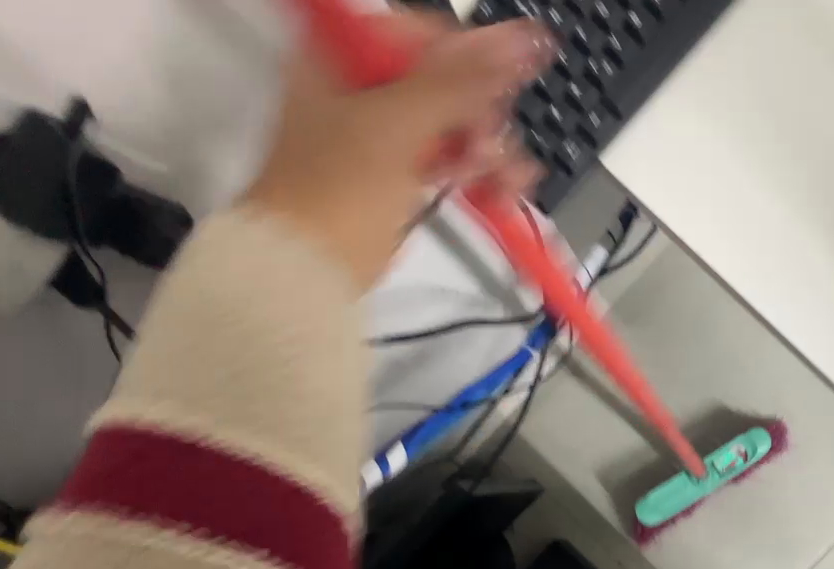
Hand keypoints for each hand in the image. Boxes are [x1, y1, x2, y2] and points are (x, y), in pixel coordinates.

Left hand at [243, 14, 554, 288]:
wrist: (310, 268)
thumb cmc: (335, 192)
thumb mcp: (397, 124)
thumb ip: (461, 81)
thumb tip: (523, 42)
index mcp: (343, 54)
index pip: (423, 34)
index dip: (466, 59)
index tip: (495, 92)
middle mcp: (364, 87)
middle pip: (446, 80)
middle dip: (482, 113)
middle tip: (487, 144)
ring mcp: (384, 135)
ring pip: (456, 124)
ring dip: (490, 149)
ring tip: (507, 180)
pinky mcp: (400, 178)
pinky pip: (452, 162)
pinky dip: (480, 174)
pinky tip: (505, 189)